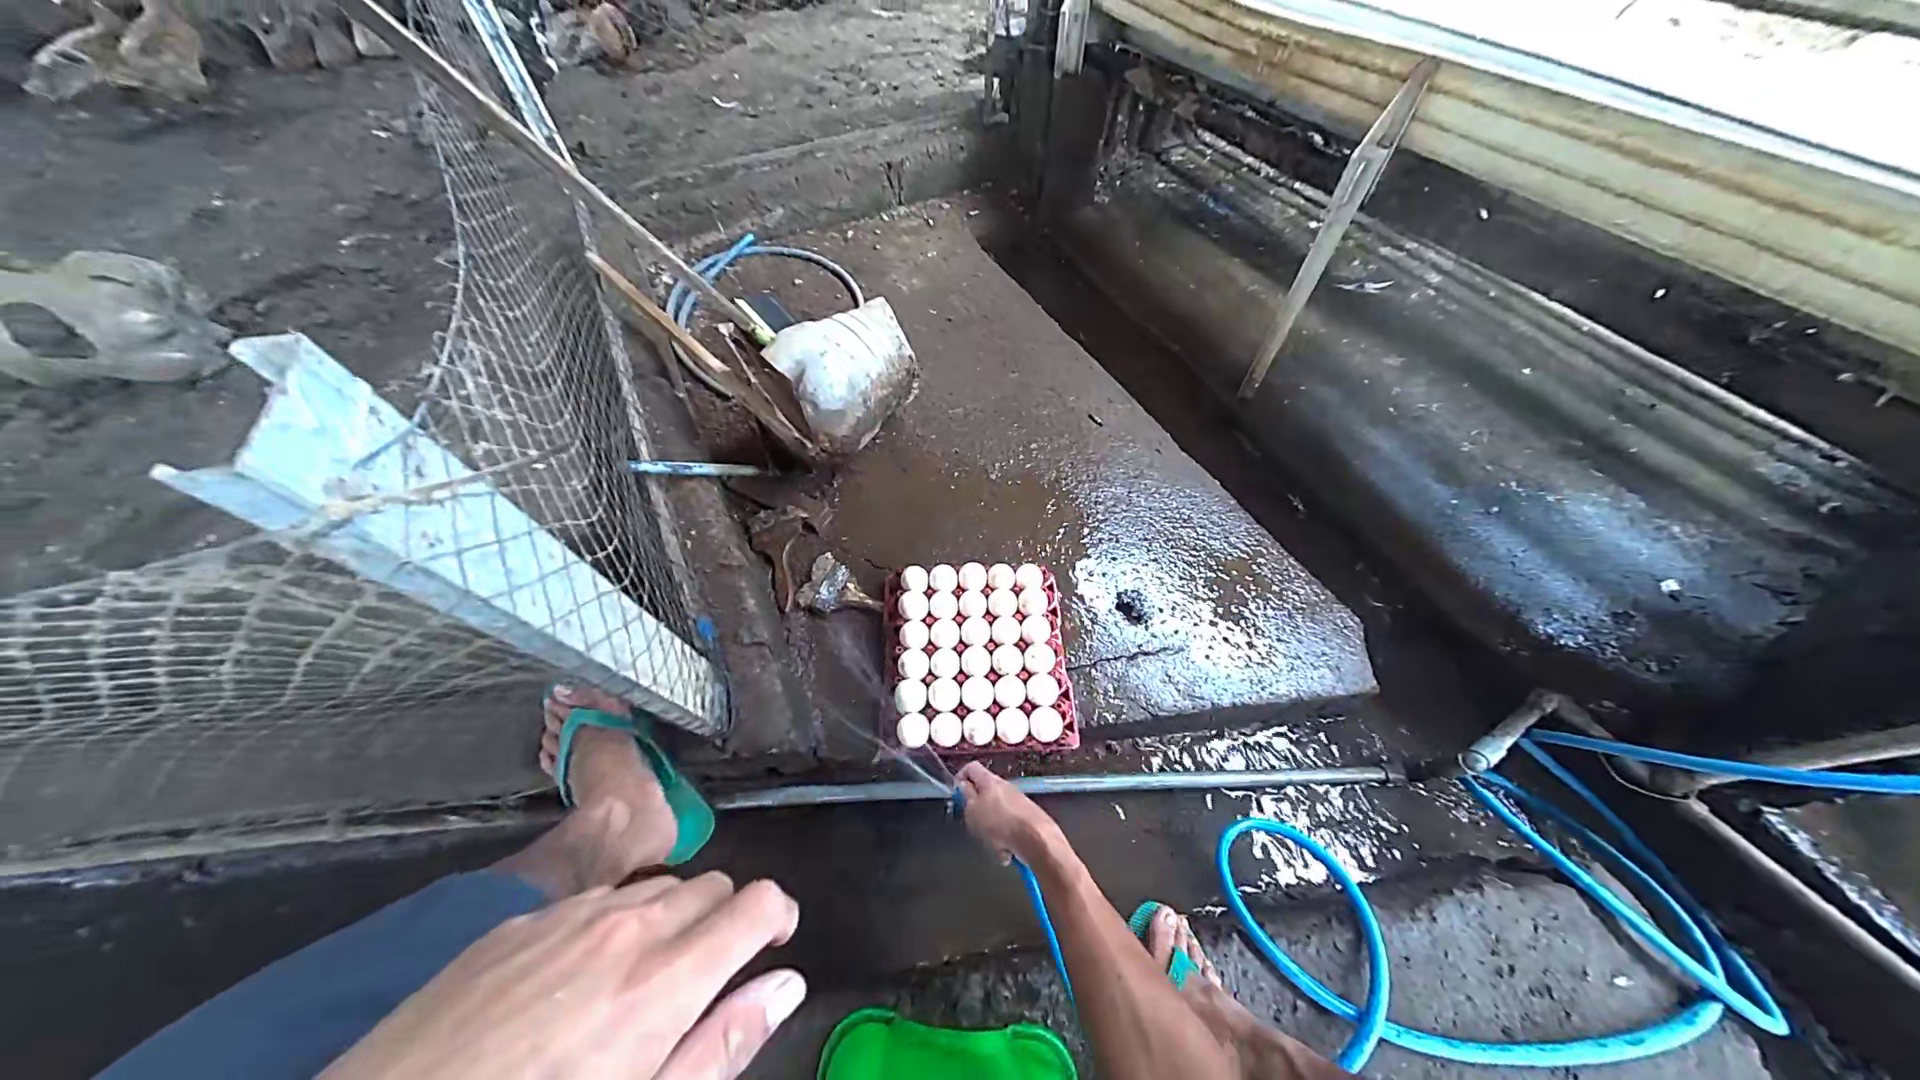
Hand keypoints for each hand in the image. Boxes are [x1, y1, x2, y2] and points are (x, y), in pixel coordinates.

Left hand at [321, 873, 803, 1079]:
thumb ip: (726, 1044)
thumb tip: (788, 983)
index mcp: (666, 979)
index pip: (758, 901)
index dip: (779, 916)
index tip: (773, 944)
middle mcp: (627, 926)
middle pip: (714, 884)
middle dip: (726, 918)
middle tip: (703, 977)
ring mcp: (569, 917)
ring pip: (657, 886)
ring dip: (671, 916)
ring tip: (639, 979)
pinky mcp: (516, 923)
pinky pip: (596, 898)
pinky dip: (614, 919)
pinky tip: (575, 979)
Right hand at [956, 761, 1065, 866]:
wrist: (1038, 839)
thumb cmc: (1001, 824)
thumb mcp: (973, 811)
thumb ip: (965, 796)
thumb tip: (963, 786)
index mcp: (990, 781)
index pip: (970, 768)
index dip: (960, 779)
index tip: (957, 796)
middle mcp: (1005, 787)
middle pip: (983, 795)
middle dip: (977, 814)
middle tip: (975, 826)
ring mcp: (1018, 803)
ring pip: (995, 816)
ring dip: (991, 832)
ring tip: (995, 845)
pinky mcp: (1027, 819)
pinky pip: (1009, 829)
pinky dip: (1005, 841)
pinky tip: (1007, 852)